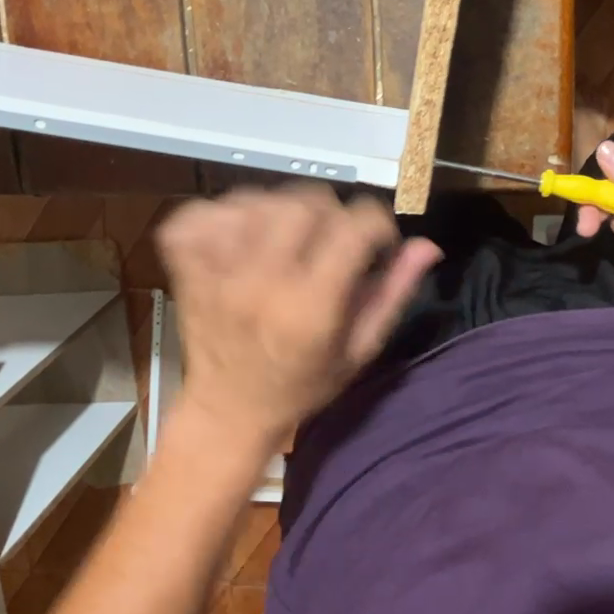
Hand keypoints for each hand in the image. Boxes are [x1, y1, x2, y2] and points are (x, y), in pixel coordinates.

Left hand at [154, 185, 441, 441]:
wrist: (227, 413)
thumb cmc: (303, 385)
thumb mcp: (360, 349)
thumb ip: (393, 293)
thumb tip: (428, 245)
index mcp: (310, 308)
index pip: (354, 227)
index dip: (376, 223)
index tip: (376, 240)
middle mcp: (261, 282)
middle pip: (305, 203)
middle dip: (331, 211)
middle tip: (333, 237)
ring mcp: (216, 272)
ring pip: (258, 200)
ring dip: (282, 209)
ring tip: (290, 236)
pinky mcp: (185, 267)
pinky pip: (203, 212)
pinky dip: (226, 214)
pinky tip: (245, 235)